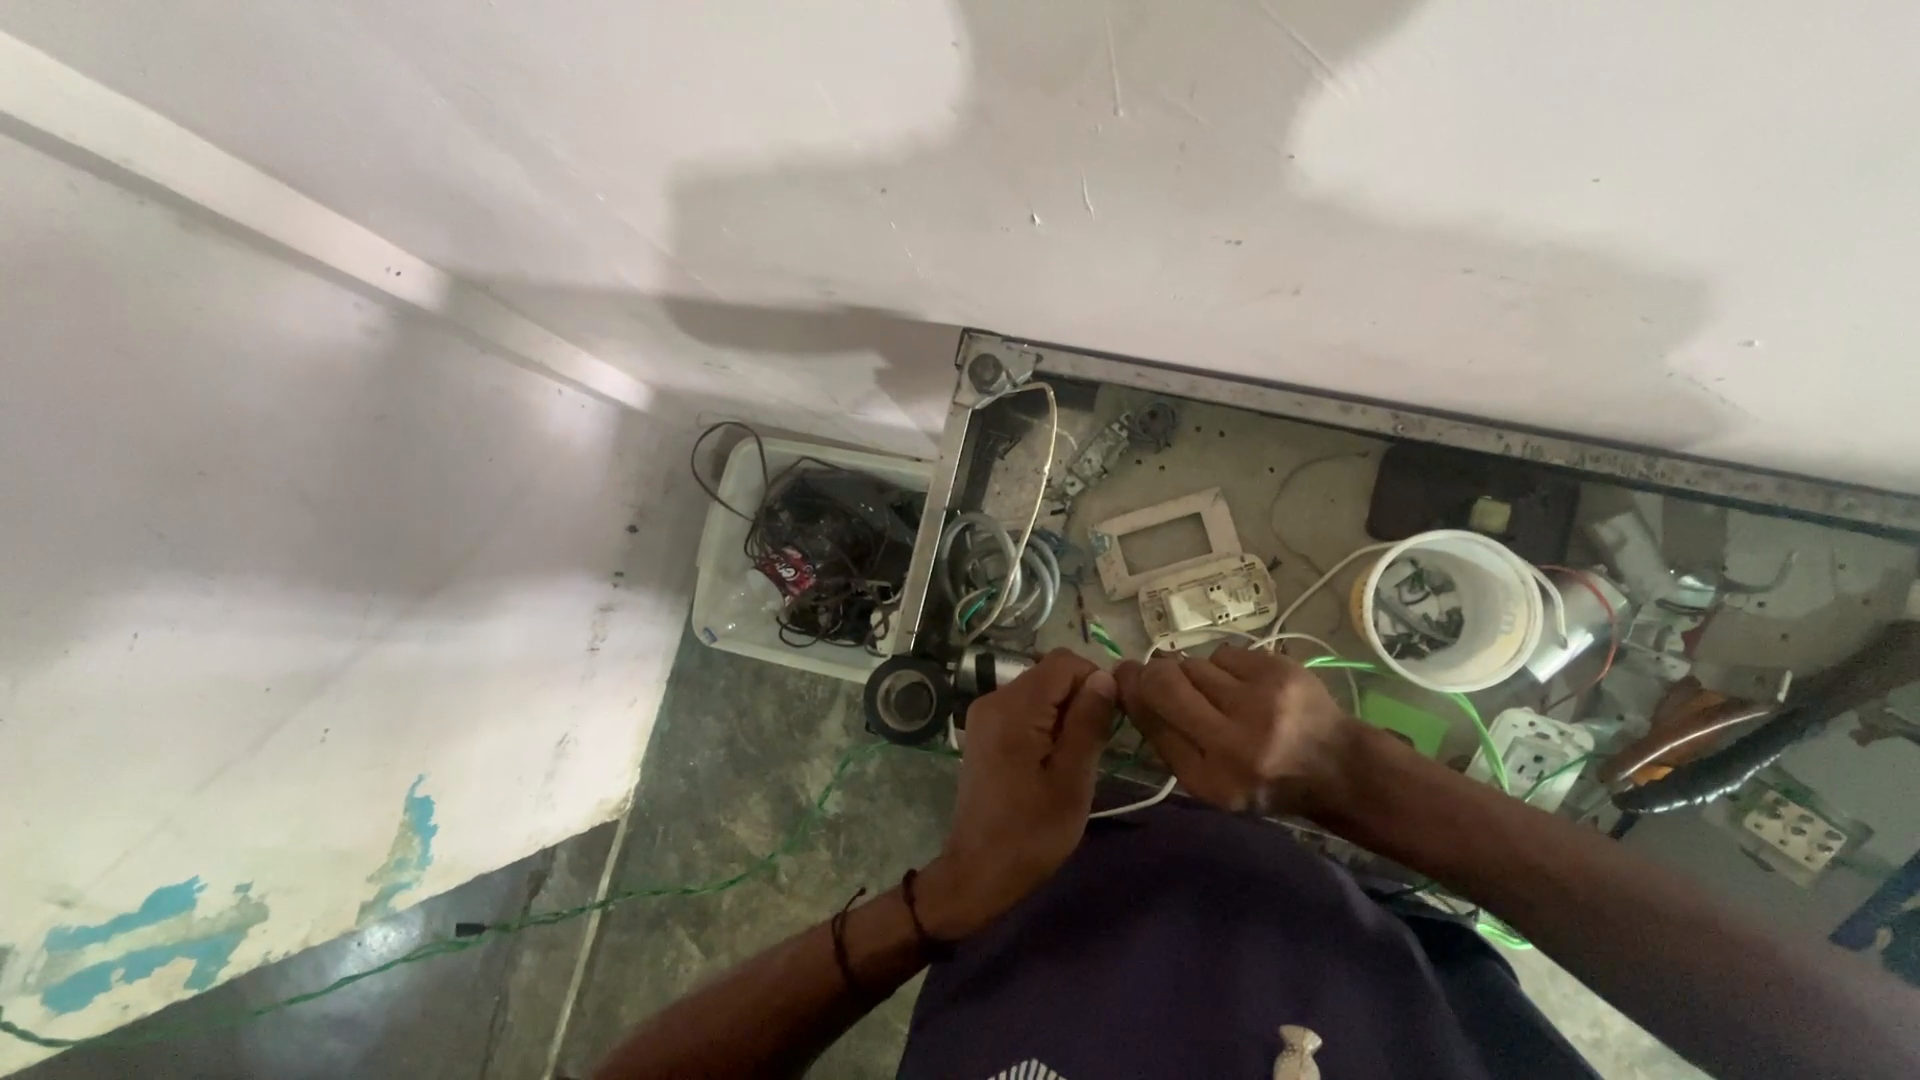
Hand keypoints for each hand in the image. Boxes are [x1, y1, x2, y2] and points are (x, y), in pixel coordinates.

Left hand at [917, 649, 1115, 938]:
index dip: (1095, 681)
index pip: (1064, 662)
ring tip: (1077, 758)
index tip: (1112, 720)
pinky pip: (1025, 710)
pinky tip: (1055, 761)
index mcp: (1013, 707)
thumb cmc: (1032, 832)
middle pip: (1050, 674)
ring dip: (1065, 714)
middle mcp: (993, 699)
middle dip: (1081, 699)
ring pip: (1040, 692)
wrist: (979, 871)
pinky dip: (1047, 725)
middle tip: (1096, 746)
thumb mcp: (1073, 779)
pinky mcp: (985, 732)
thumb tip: (1104, 677)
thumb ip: (1088, 722)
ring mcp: (985, 715)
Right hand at [1115, 644, 1357, 816]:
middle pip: (1166, 681)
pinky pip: (1224, 654)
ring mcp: (1262, 700)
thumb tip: (1128, 685)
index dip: (1131, 692)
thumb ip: (1166, 738)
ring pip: (1195, 664)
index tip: (1122, 678)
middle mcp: (1237, 741)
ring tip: (1216, 695)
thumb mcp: (1208, 783)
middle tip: (1155, 675)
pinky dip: (1224, 666)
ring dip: (1194, 675)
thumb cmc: (1263, 782)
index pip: (1152, 719)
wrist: (1337, 767)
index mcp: (1212, 778)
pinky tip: (1242, 686)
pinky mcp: (1279, 670)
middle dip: (1153, 673)